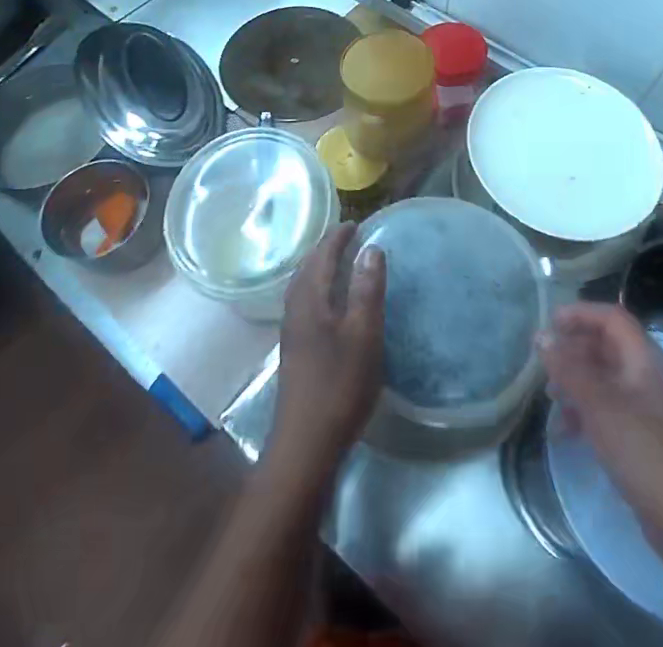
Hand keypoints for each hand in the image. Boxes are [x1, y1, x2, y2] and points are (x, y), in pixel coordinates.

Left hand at [269, 224, 385, 477]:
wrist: (307, 439)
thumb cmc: (340, 384)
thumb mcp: (364, 335)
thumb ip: (367, 291)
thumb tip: (371, 249)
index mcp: (309, 300)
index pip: (321, 256)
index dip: (337, 237)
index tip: (355, 223)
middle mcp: (294, 309)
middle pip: (307, 268)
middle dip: (325, 249)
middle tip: (348, 238)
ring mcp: (291, 331)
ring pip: (303, 286)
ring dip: (319, 269)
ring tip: (340, 264)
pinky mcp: (294, 349)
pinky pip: (304, 303)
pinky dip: (318, 290)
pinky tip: (330, 304)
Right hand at [538, 304, 662, 534]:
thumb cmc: (647, 454)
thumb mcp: (600, 405)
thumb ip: (568, 368)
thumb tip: (542, 336)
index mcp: (647, 361)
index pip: (613, 318)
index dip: (580, 314)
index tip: (546, 324)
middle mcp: (652, 378)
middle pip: (608, 347)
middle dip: (573, 350)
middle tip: (542, 364)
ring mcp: (652, 410)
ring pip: (606, 380)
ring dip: (575, 383)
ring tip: (550, 399)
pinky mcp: (648, 440)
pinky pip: (611, 411)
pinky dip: (586, 413)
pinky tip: (565, 432)